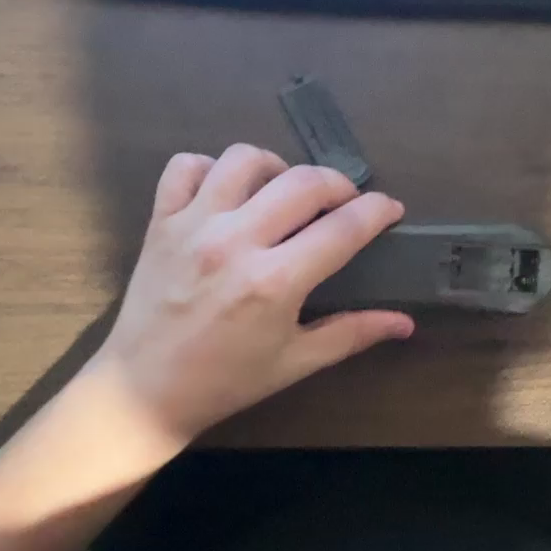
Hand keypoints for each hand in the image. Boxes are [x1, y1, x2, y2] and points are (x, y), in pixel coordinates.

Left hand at [85, 144, 413, 450]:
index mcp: (275, 282)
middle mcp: (236, 241)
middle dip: (339, 184)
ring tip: (284, 192)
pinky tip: (228, 192)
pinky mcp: (160, 221)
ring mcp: (194, 225)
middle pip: (303, 182)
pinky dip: (211, 168)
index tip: (390, 209)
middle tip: (345, 204)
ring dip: (277, 168)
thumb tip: (405, 323)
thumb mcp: (295, 362)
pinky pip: (186, 166)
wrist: (145, 391)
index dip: (378, 211)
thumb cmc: (225, 382)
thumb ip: (352, 334)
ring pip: (245, 159)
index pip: (343, 227)